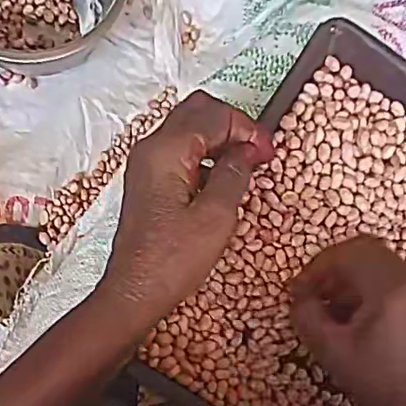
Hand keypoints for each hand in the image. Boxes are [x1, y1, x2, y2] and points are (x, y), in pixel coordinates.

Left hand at [99, 91, 273, 325]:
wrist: (136, 292)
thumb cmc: (172, 261)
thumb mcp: (216, 217)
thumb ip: (234, 174)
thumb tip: (248, 151)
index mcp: (166, 150)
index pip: (214, 116)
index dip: (248, 129)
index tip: (269, 152)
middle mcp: (151, 149)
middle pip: (197, 112)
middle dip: (233, 126)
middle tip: (258, 152)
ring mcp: (146, 166)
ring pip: (188, 131)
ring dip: (218, 141)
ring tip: (245, 167)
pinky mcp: (147, 185)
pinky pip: (179, 155)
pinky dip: (203, 159)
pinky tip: (221, 183)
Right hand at [289, 236, 405, 405]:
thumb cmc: (377, 381)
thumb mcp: (331, 351)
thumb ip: (307, 316)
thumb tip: (299, 298)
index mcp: (390, 286)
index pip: (346, 254)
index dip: (315, 269)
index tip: (297, 293)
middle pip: (362, 250)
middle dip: (330, 269)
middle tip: (310, 293)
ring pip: (374, 262)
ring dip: (346, 278)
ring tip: (326, 308)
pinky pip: (387, 276)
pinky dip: (364, 286)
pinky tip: (349, 315)